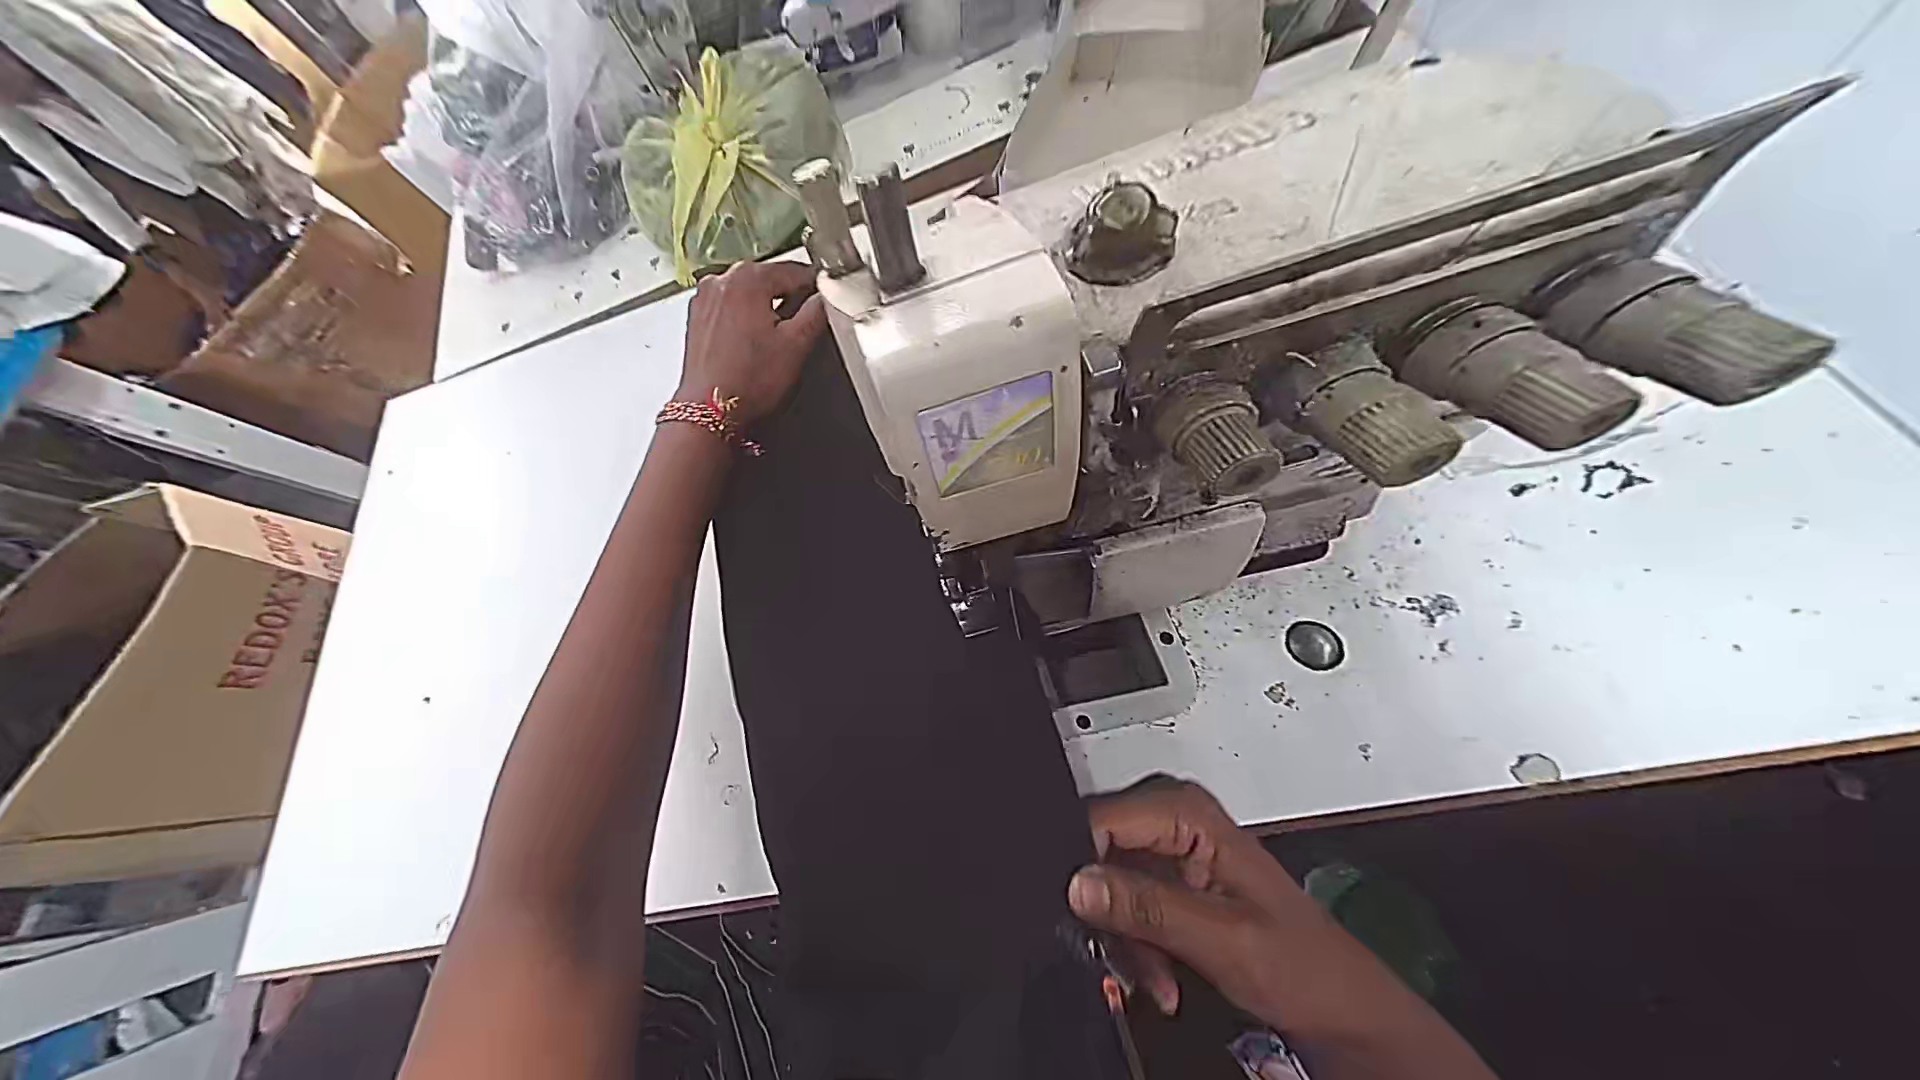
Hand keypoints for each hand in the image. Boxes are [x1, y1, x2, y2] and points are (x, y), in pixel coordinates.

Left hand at [679, 260, 827, 424]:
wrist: (710, 409)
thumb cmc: (748, 381)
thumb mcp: (797, 345)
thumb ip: (817, 312)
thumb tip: (828, 296)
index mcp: (747, 278)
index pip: (794, 270)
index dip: (816, 285)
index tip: (827, 297)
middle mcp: (721, 281)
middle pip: (768, 279)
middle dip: (789, 298)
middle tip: (806, 324)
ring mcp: (705, 300)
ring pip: (748, 294)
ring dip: (766, 309)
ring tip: (779, 340)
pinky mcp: (698, 319)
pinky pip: (730, 309)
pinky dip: (746, 320)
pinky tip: (755, 345)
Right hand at [1069, 780, 1496, 1078]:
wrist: (1338, 1005)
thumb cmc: (1306, 964)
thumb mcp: (1223, 938)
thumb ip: (1148, 907)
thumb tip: (1082, 884)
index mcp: (1189, 811)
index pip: (1103, 819)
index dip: (1087, 867)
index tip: (1085, 912)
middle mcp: (1175, 819)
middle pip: (1100, 851)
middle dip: (1108, 910)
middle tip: (1129, 953)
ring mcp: (1170, 849)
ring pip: (1106, 883)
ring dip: (1124, 936)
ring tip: (1155, 974)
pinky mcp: (1168, 880)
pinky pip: (1123, 903)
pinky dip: (1133, 941)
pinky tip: (1158, 970)